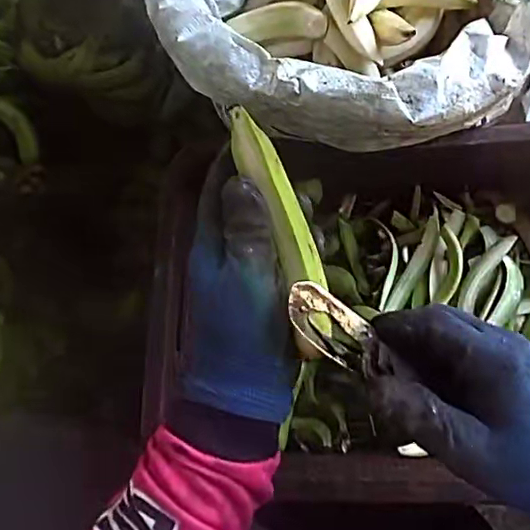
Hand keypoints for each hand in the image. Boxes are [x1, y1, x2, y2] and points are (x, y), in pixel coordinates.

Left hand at [181, 157, 295, 424]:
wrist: (245, 393)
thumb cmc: (241, 332)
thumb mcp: (244, 277)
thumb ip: (245, 228)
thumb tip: (242, 178)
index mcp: (210, 242)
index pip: (216, 186)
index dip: (234, 160)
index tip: (260, 137)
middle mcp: (226, 248)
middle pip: (248, 202)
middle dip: (275, 187)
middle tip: (305, 181)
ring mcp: (247, 267)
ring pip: (269, 226)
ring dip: (292, 214)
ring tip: (317, 205)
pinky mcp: (267, 285)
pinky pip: (283, 252)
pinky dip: (300, 243)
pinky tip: (319, 240)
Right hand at [366, 305, 529, 529]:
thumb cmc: (528, 468)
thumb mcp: (470, 451)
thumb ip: (423, 417)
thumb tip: (376, 386)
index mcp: (493, 357)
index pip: (434, 321)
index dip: (395, 325)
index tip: (365, 340)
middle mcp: (499, 341)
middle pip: (440, 319)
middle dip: (403, 336)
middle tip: (377, 365)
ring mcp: (505, 348)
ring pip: (449, 330)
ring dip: (418, 346)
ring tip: (397, 377)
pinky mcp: (505, 360)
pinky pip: (461, 345)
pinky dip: (435, 357)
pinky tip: (426, 384)